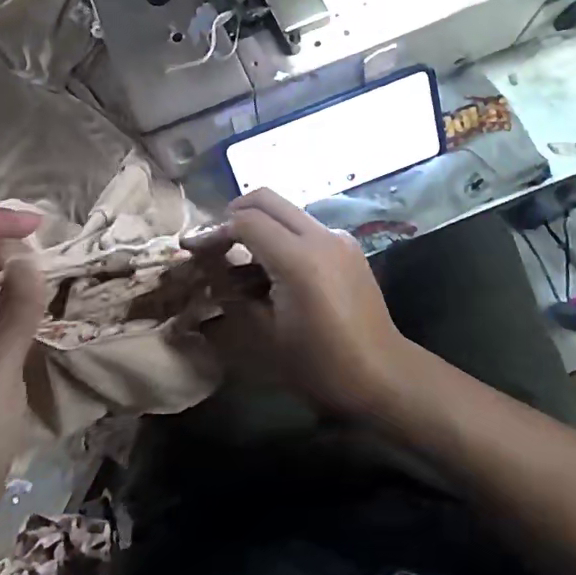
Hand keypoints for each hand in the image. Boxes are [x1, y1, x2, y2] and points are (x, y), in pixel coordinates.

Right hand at [192, 189, 412, 416]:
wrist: (383, 375)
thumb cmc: (321, 365)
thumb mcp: (267, 335)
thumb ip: (234, 294)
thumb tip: (208, 270)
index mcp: (299, 258)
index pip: (245, 220)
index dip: (214, 231)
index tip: (192, 249)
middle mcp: (321, 236)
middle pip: (266, 199)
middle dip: (234, 214)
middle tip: (214, 243)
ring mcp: (338, 238)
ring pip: (287, 211)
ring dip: (259, 225)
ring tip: (238, 262)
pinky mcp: (348, 247)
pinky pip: (305, 228)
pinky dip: (281, 237)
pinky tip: (271, 271)